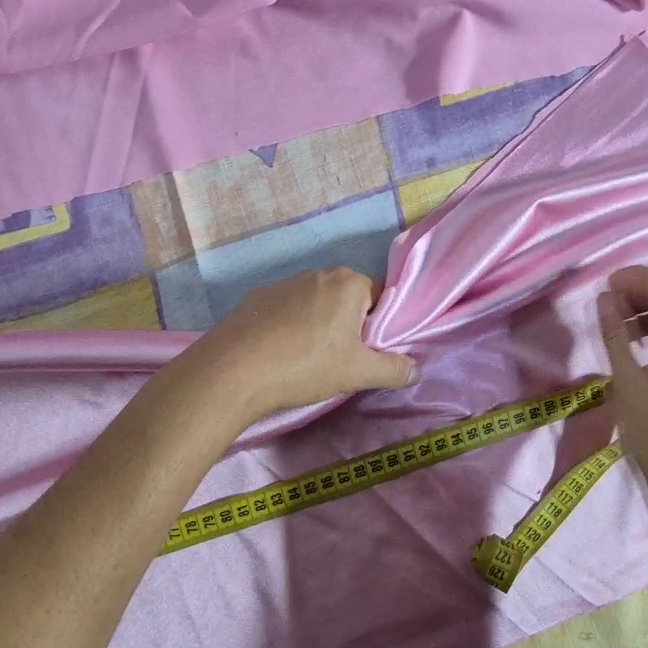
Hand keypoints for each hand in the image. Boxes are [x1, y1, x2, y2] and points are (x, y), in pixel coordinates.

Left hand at [190, 268, 417, 422]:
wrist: (232, 372)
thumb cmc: (306, 365)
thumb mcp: (359, 373)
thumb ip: (393, 370)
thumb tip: (416, 369)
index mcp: (348, 282)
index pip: (379, 298)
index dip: (378, 327)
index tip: (368, 354)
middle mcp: (317, 274)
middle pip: (347, 300)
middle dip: (349, 327)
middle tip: (342, 361)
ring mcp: (283, 284)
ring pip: (315, 305)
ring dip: (319, 327)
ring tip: (307, 362)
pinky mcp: (255, 299)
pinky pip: (286, 312)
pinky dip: (290, 329)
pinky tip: (279, 357)